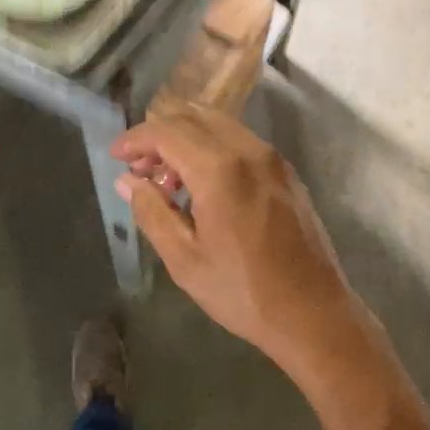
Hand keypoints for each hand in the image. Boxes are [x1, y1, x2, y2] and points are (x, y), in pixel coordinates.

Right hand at [111, 103, 364, 371]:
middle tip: (139, 168)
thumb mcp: (185, 259)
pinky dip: (214, 148)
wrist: (313, 312)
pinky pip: (242, 143)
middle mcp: (250, 151)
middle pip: (195, 116)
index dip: (136, 139)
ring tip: (167, 180)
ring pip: (221, 125)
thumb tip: (128, 181)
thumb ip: (152, 212)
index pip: (168, 131)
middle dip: (160, 134)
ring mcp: (274, 160)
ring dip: (188, 139)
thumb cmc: (243, 291)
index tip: (116, 157)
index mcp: (221, 169)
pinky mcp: (287, 174)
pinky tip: (202, 186)